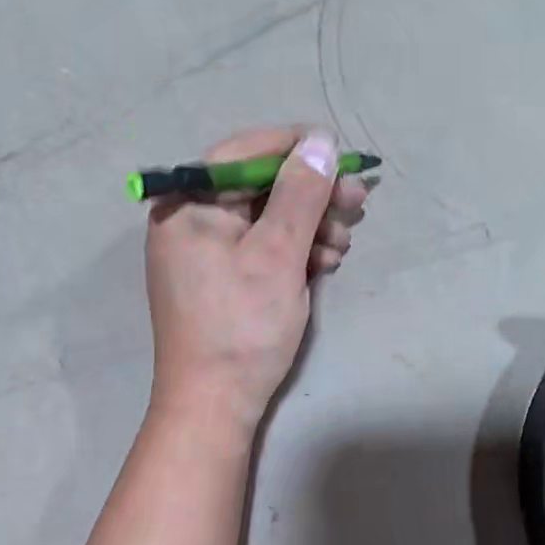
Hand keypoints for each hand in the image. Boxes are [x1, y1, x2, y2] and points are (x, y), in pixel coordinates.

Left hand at [143, 127, 367, 432]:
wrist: (214, 403)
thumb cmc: (242, 327)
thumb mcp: (277, 254)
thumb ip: (300, 193)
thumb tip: (320, 141)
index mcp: (187, 205)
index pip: (245, 152)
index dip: (297, 148)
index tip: (342, 155)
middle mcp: (189, 221)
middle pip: (258, 186)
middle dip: (312, 195)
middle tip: (357, 204)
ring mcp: (203, 252)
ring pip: (265, 219)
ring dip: (310, 225)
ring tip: (342, 245)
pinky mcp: (219, 278)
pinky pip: (259, 248)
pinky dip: (293, 251)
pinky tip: (324, 263)